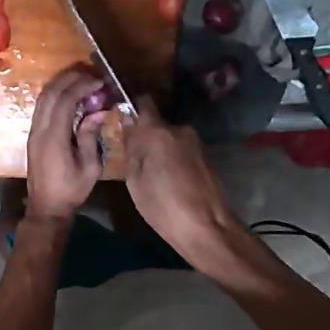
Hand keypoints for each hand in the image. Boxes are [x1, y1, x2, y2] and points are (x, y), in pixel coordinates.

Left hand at [24, 68, 109, 220]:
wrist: (47, 206)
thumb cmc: (71, 189)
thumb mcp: (89, 166)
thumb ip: (90, 136)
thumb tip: (98, 111)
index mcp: (54, 138)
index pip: (64, 101)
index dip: (82, 86)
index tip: (99, 82)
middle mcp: (39, 130)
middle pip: (50, 93)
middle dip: (70, 79)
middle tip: (91, 75)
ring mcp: (34, 132)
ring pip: (43, 98)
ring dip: (61, 85)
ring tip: (82, 81)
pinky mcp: (34, 135)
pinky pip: (42, 107)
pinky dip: (56, 96)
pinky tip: (71, 96)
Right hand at [123, 97, 243, 259]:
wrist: (207, 227)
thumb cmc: (163, 206)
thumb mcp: (135, 180)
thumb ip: (131, 148)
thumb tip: (127, 124)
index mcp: (158, 131)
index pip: (143, 102)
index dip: (131, 109)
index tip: (122, 122)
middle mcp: (179, 129)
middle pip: (157, 124)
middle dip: (146, 136)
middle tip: (134, 157)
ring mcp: (196, 143)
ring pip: (170, 138)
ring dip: (160, 149)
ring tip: (151, 173)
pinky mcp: (205, 156)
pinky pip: (182, 150)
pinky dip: (173, 159)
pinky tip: (169, 180)